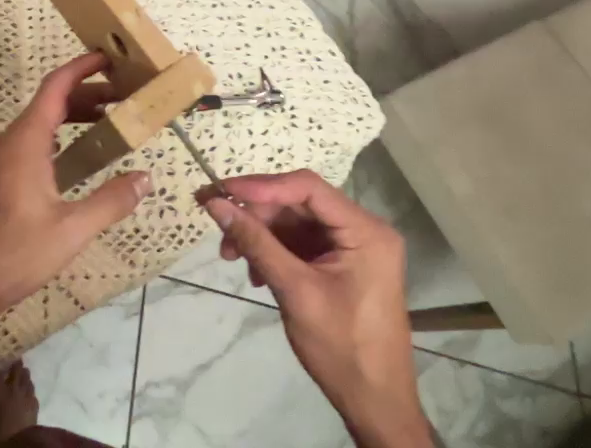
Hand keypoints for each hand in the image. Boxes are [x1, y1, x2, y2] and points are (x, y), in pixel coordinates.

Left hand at [0, 52, 151, 331]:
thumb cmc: (14, 252)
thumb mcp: (71, 229)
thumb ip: (111, 201)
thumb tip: (146, 178)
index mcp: (26, 141)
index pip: (55, 86)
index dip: (82, 66)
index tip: (110, 56)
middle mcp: (12, 140)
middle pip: (51, 101)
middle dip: (88, 92)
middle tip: (126, 94)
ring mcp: (3, 157)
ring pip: (42, 121)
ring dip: (75, 114)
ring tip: (113, 120)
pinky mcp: (1, 175)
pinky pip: (34, 140)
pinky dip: (61, 134)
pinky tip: (81, 154)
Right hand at [204, 173, 430, 447]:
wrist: (375, 403)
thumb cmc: (342, 347)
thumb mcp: (294, 290)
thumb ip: (255, 242)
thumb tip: (215, 203)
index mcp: (365, 231)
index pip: (306, 188)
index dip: (260, 186)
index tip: (220, 192)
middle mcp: (362, 230)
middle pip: (296, 203)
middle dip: (255, 216)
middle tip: (217, 228)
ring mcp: (352, 247)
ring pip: (293, 222)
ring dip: (259, 235)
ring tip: (232, 258)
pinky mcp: (340, 263)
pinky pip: (299, 242)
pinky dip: (272, 251)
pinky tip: (255, 273)